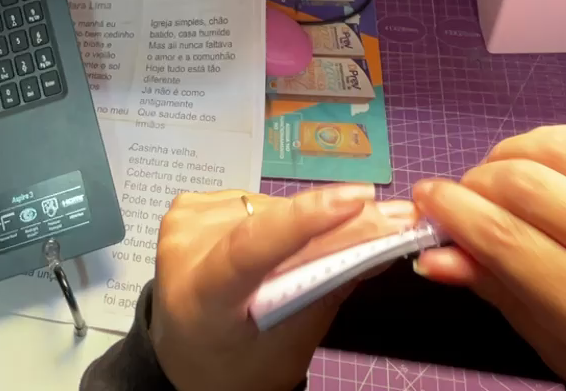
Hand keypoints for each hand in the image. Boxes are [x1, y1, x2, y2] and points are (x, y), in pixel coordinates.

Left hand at [149, 185, 415, 390]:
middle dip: (329, 219)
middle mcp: (184, 248)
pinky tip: (272, 243)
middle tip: (383, 216)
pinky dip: (273, 219)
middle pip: (269, 223)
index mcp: (202, 295)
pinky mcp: (184, 206)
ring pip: (264, 208)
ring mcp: (181, 222)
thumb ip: (326, 291)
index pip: (252, 246)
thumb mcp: (287, 347)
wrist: (182, 356)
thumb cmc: (237, 365)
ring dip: (298, 222)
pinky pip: (248, 203)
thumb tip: (380, 239)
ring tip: (309, 249)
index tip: (358, 200)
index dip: (306, 218)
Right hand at [412, 126, 565, 390]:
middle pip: (531, 187)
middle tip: (465, 193)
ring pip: (563, 150)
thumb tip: (431, 252)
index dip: (454, 210)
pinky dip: (557, 142)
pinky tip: (544, 160)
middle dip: (478, 180)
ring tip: (501, 173)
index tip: (425, 198)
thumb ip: (498, 292)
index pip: (510, 242)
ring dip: (512, 153)